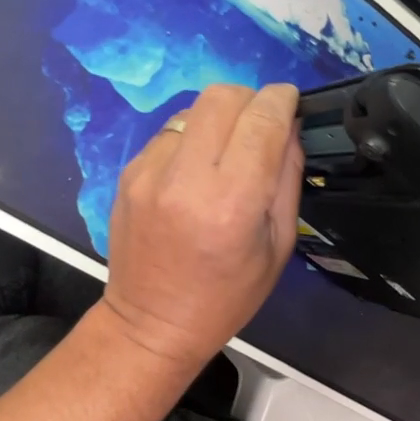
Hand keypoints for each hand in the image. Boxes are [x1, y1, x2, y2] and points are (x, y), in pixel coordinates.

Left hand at [99, 83, 304, 367]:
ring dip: (220, 117)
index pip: (262, 120)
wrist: (151, 324)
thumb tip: (288, 128)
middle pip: (223, 97)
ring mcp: (150, 172)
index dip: (282, 100)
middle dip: (251, 100)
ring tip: (228, 151)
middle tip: (261, 124)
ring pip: (194, 108)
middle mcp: (187, 178)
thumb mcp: (278, 247)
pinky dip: (192, 139)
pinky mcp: (129, 173)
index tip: (290, 103)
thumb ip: (287, 179)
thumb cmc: (226, 297)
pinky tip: (196, 172)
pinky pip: (170, 133)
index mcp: (233, 203)